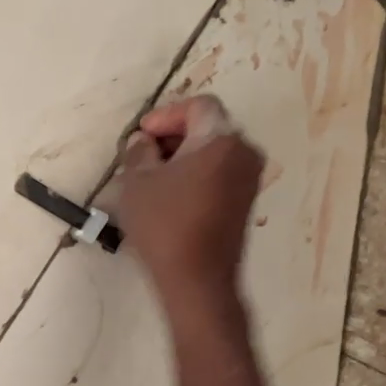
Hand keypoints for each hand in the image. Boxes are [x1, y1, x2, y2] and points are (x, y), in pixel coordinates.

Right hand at [117, 95, 264, 300]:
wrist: (197, 279)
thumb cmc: (164, 225)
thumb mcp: (137, 182)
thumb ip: (138, 152)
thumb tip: (143, 142)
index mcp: (221, 139)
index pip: (198, 106)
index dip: (165, 115)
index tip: (140, 136)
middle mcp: (244, 152)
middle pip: (207, 127)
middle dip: (172, 136)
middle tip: (141, 155)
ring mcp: (249, 179)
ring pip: (212, 152)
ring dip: (181, 157)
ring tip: (150, 177)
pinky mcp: (244, 202)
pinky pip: (218, 174)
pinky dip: (194, 175)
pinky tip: (168, 195)